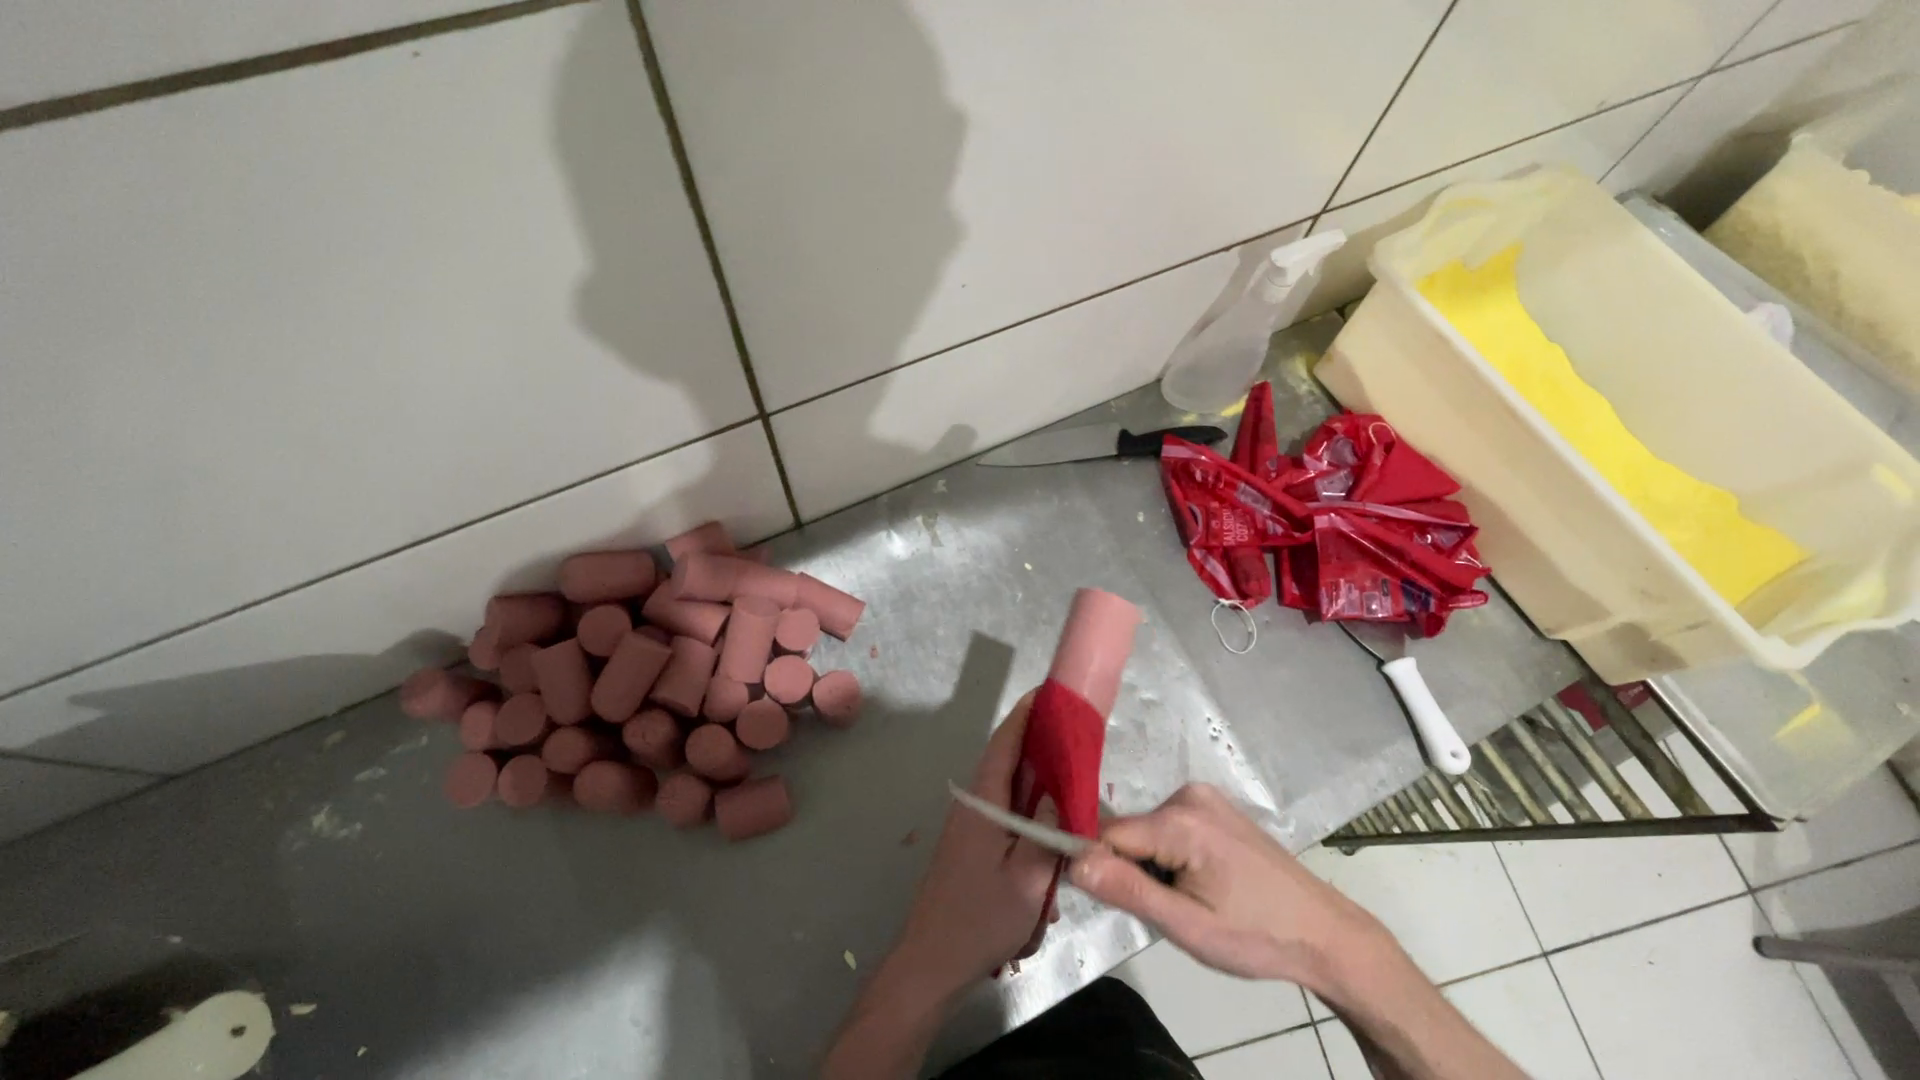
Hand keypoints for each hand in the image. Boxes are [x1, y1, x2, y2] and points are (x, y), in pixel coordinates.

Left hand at [888, 689, 1061, 999]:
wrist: (931, 963)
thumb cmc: (980, 920)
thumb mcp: (1027, 880)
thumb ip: (1048, 835)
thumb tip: (1063, 796)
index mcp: (983, 804)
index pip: (1004, 744)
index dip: (1026, 715)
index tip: (1049, 694)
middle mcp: (973, 808)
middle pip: (1008, 764)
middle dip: (1040, 748)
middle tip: (1078, 740)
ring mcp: (970, 830)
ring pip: (1009, 796)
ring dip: (1038, 792)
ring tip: (1073, 788)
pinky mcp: (971, 850)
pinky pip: (1006, 823)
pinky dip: (1029, 823)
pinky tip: (1052, 845)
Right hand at [1068, 783, 1388, 990]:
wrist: (1324, 933)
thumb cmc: (1256, 936)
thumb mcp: (1187, 925)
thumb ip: (1128, 890)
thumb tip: (1072, 861)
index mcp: (1181, 821)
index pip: (1106, 834)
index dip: (1098, 868)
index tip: (1112, 902)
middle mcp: (1189, 796)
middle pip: (1127, 831)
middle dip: (1130, 869)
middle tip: (1165, 910)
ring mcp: (1205, 798)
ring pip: (1146, 831)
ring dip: (1151, 865)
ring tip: (1188, 900)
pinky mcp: (1215, 807)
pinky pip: (1168, 827)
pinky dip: (1169, 856)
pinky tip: (1200, 883)